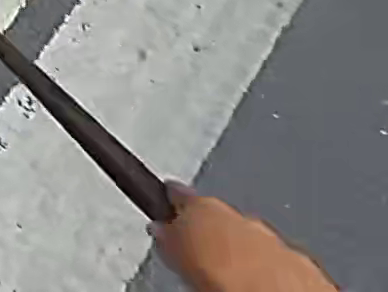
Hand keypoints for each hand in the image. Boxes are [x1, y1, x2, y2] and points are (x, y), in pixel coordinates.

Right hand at [152, 184, 335, 291]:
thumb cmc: (221, 274)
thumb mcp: (172, 250)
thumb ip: (165, 233)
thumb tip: (163, 231)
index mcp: (204, 202)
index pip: (176, 191)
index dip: (167, 199)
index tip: (162, 205)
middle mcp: (243, 216)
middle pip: (222, 218)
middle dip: (214, 231)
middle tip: (202, 251)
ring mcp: (281, 244)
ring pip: (257, 242)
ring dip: (246, 253)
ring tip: (234, 274)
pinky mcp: (312, 272)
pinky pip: (286, 266)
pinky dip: (275, 273)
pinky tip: (263, 284)